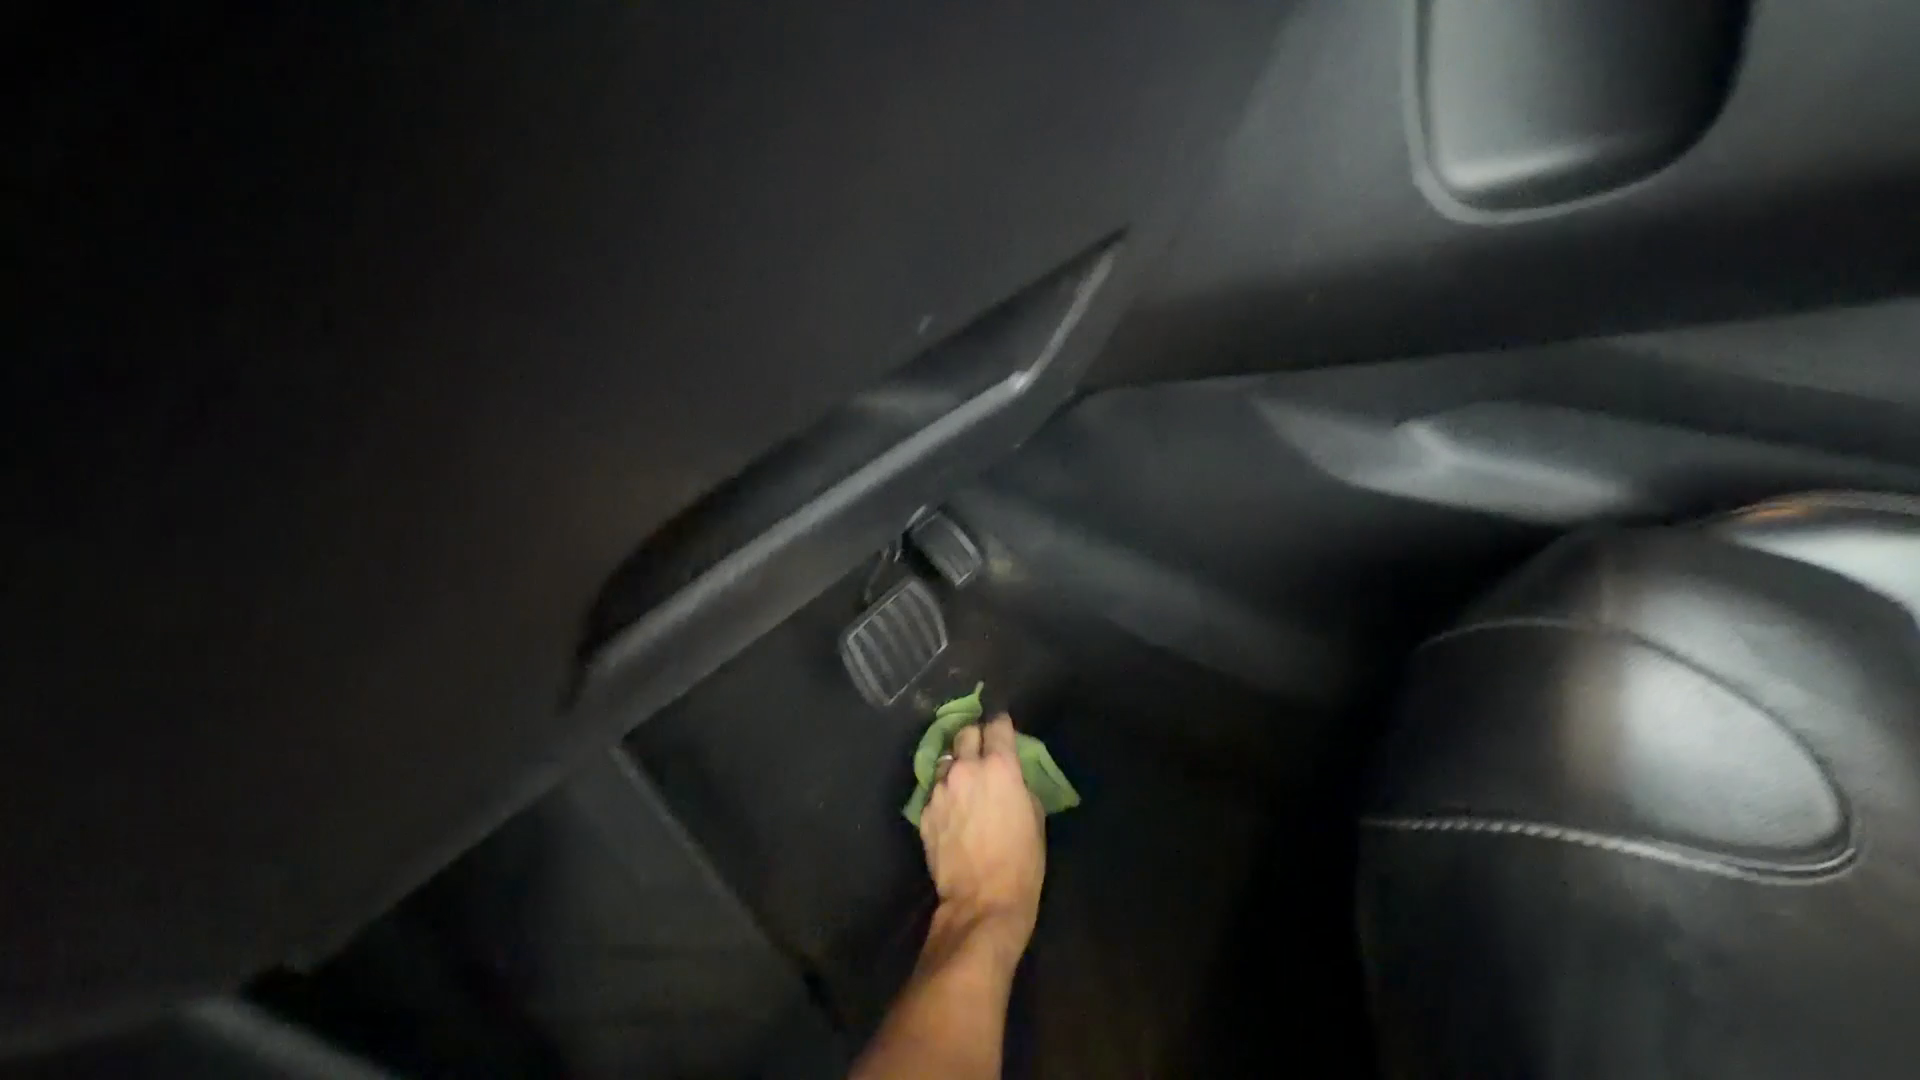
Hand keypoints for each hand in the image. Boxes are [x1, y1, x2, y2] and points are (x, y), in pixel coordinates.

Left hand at [919, 714, 1046, 962]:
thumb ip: (1019, 785)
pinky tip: (953, 808)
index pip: (997, 726)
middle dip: (975, 736)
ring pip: (946, 760)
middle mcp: (966, 769)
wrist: (982, 901)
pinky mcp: (924, 811)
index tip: (1002, 725)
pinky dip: (945, 792)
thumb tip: (1010, 778)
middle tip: (982, 749)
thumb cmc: (1021, 862)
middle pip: (965, 733)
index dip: (1001, 723)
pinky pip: (935, 789)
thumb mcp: (1035, 816)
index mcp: (999, 767)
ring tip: (964, 780)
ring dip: (957, 764)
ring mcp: (940, 789)